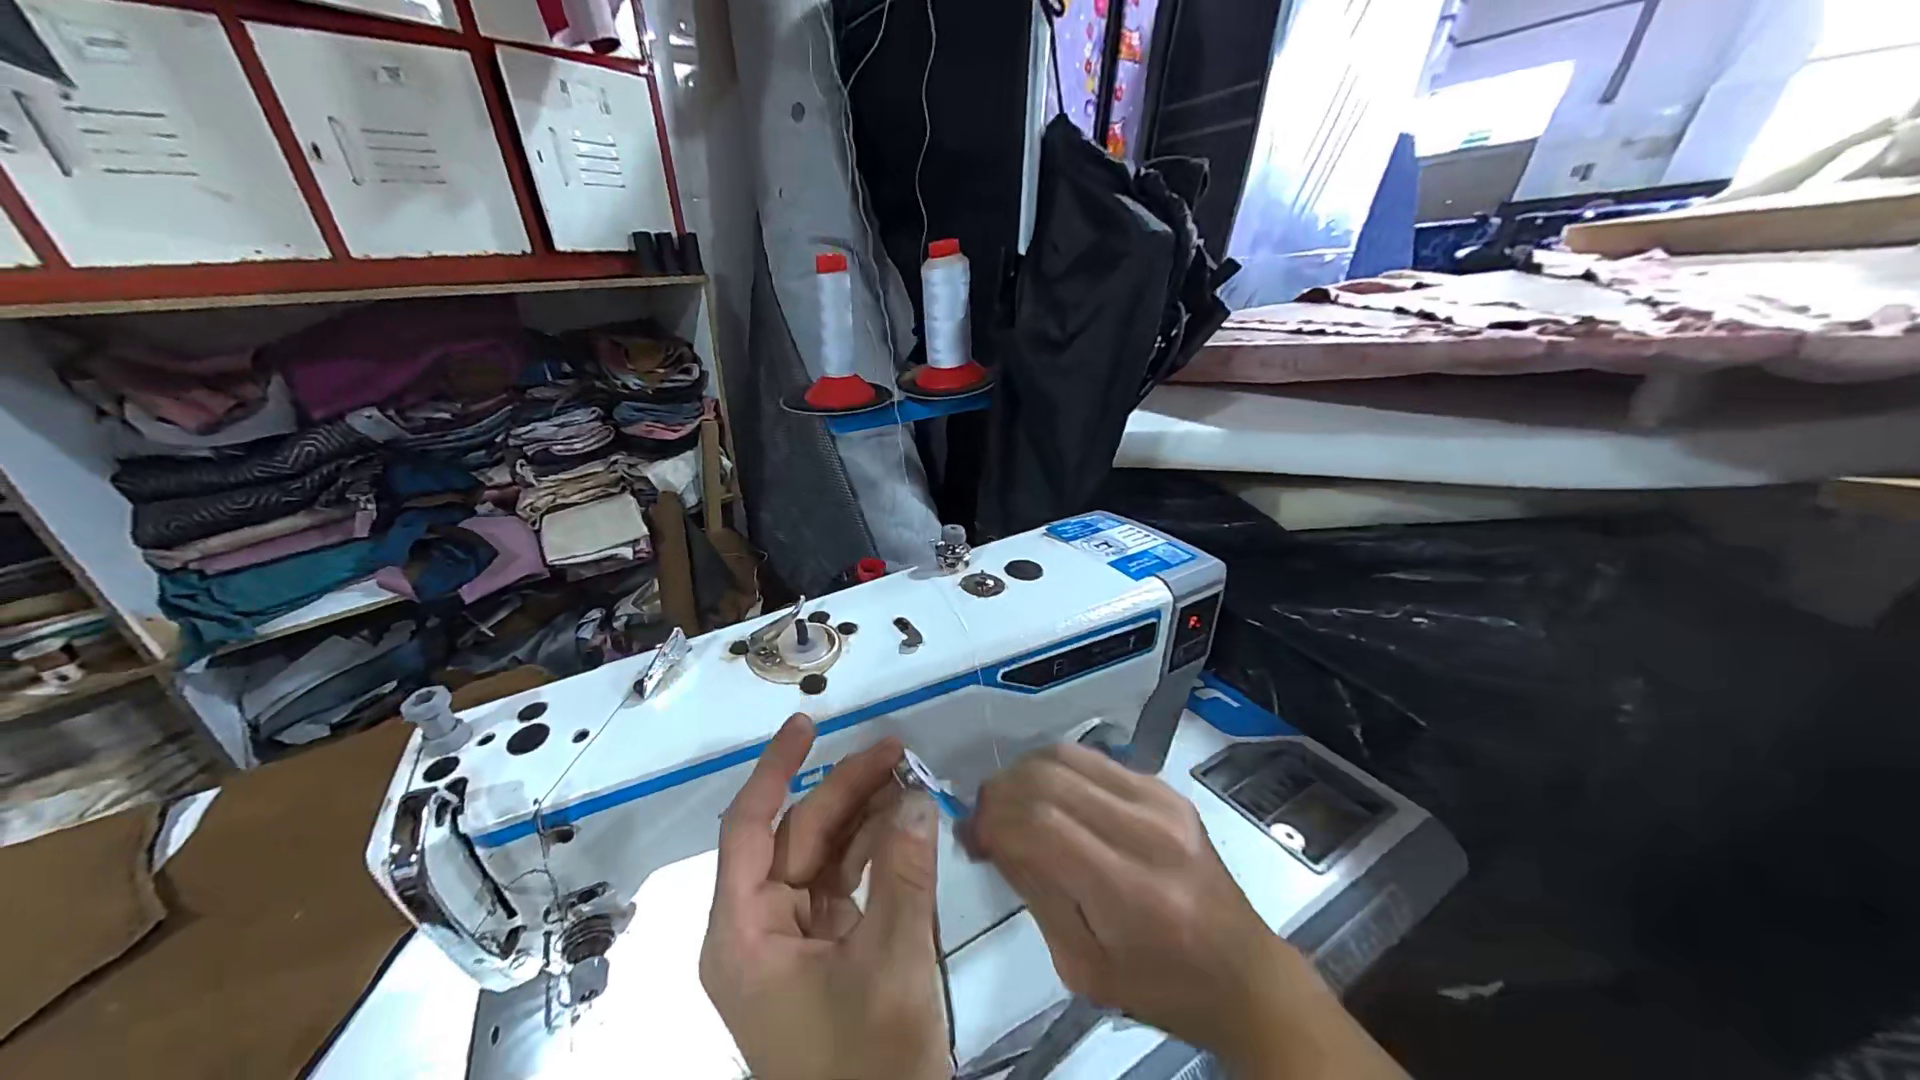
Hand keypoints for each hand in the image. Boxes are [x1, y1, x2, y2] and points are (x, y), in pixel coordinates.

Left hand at [699, 714, 949, 1079]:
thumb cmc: (869, 1064)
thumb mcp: (892, 962)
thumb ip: (905, 873)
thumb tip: (918, 797)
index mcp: (742, 933)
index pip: (747, 829)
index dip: (775, 770)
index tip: (806, 725)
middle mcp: (758, 927)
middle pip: (798, 835)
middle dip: (846, 789)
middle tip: (897, 751)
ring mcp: (793, 937)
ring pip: (825, 853)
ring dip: (867, 816)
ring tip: (910, 779)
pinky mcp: (827, 946)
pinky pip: (846, 879)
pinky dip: (876, 850)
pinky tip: (907, 823)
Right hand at [967, 744, 1406, 1079]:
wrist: (1243, 973)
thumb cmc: (1161, 989)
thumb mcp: (1084, 968)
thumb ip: (1036, 894)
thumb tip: (993, 836)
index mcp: (1133, 892)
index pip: (1042, 824)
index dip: (995, 820)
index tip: (971, 835)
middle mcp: (1151, 832)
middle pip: (1051, 779)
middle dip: (1002, 792)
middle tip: (983, 818)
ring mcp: (1163, 801)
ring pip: (1068, 756)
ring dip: (1025, 773)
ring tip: (1009, 803)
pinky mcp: (1166, 788)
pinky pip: (1094, 759)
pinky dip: (1056, 770)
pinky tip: (1046, 796)